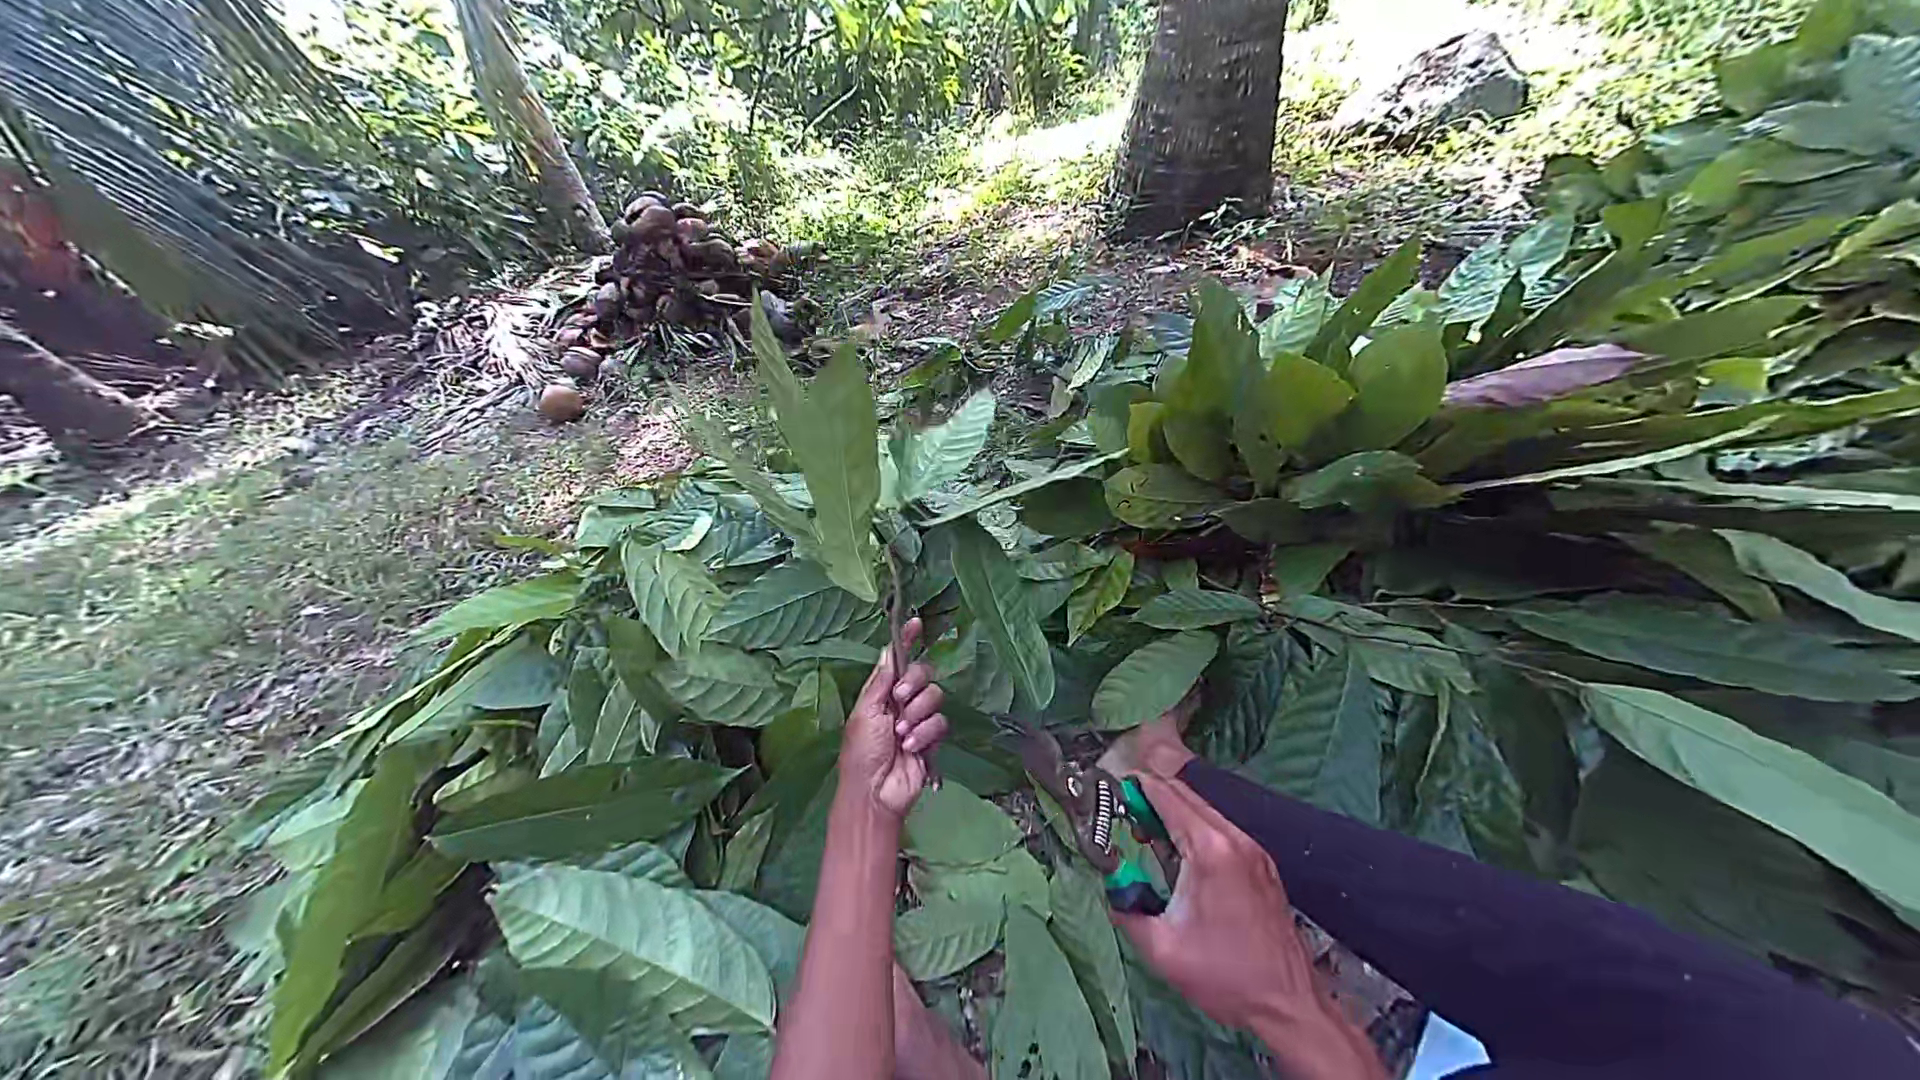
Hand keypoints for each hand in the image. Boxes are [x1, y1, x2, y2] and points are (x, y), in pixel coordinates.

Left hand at [843, 617, 947, 818]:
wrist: (875, 792)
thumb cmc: (861, 752)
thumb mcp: (865, 711)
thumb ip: (881, 680)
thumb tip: (888, 649)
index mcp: (883, 692)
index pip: (899, 659)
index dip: (908, 640)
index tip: (916, 622)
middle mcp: (903, 701)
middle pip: (924, 673)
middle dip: (915, 684)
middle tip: (900, 700)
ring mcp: (919, 719)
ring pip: (935, 697)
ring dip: (917, 715)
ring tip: (901, 735)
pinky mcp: (932, 738)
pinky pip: (940, 723)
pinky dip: (925, 734)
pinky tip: (912, 748)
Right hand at [1113, 775, 1382, 1079]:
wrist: (1291, 1008)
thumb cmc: (1225, 976)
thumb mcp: (1161, 948)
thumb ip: (1125, 908)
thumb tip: (1107, 885)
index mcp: (1209, 849)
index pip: (1166, 795)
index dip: (1136, 785)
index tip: (1111, 787)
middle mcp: (1234, 838)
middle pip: (1185, 794)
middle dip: (1151, 795)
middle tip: (1123, 811)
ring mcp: (1253, 850)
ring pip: (1204, 809)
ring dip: (1173, 811)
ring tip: (1146, 833)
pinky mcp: (1262, 864)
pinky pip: (1220, 828)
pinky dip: (1194, 827)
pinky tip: (1180, 853)